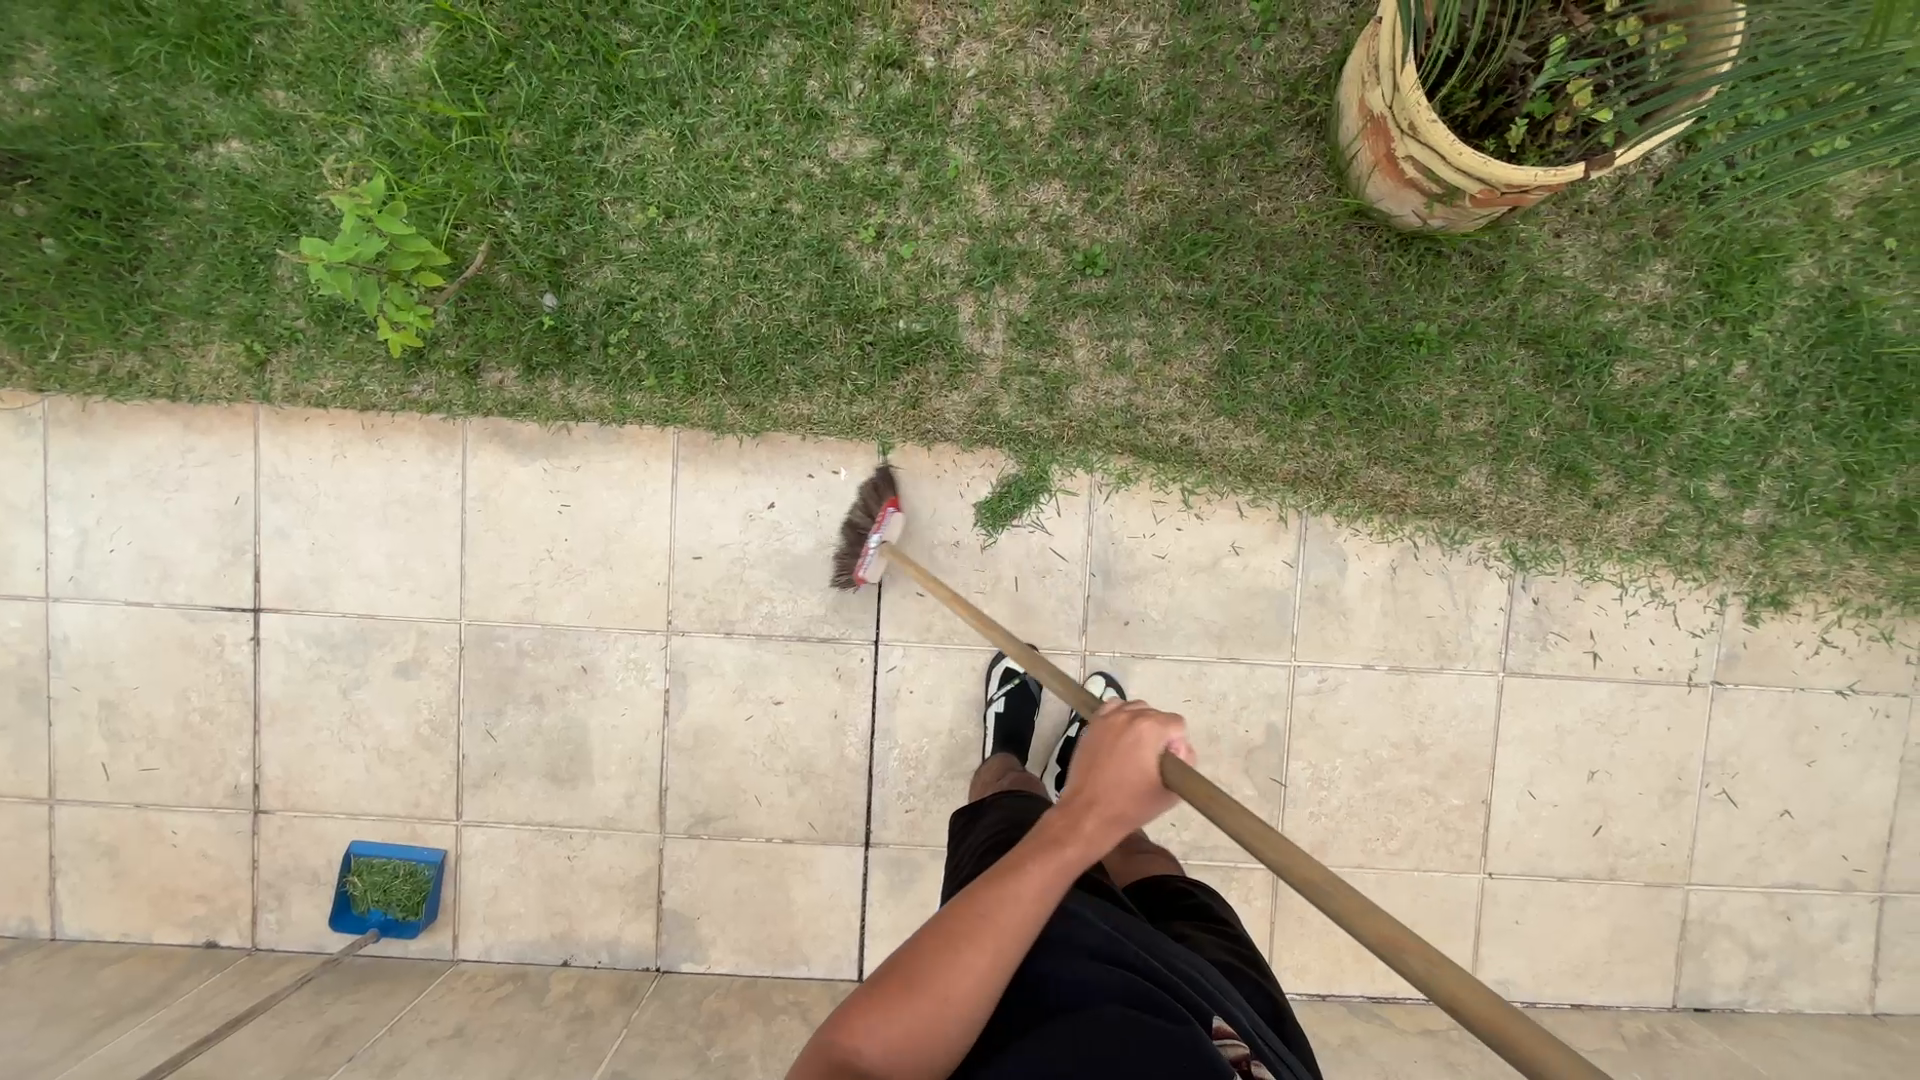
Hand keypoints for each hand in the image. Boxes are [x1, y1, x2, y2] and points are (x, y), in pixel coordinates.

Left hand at [1052, 699, 1194, 853]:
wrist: (1089, 811)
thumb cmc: (1131, 804)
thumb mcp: (1171, 789)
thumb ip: (1186, 762)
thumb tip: (1180, 748)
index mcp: (1149, 728)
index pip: (1177, 723)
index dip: (1178, 744)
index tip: (1168, 763)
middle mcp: (1127, 715)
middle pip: (1156, 714)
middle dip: (1160, 734)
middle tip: (1153, 761)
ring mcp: (1107, 718)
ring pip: (1135, 708)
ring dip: (1141, 724)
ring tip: (1137, 750)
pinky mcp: (1092, 725)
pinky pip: (1112, 709)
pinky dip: (1120, 718)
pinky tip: (1121, 738)